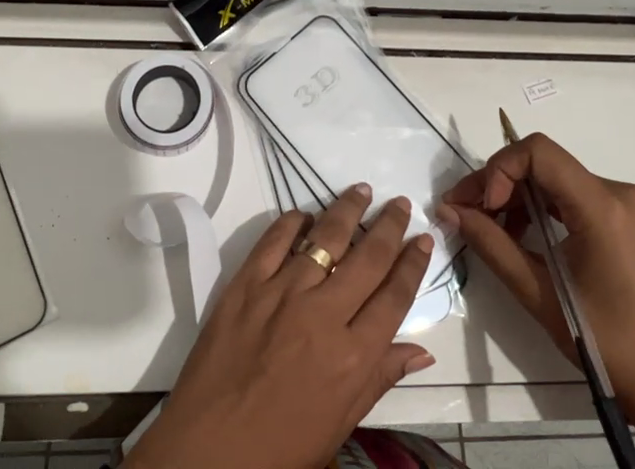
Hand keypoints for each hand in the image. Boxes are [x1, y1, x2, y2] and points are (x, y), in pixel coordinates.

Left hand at [125, 184, 436, 468]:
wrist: (210, 449)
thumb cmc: (282, 446)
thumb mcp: (342, 421)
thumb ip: (380, 377)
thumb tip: (421, 350)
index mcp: (353, 355)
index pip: (395, 295)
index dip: (414, 263)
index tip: (424, 239)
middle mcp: (324, 315)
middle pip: (367, 258)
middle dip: (389, 226)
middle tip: (400, 203)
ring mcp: (282, 294)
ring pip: (325, 239)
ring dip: (347, 211)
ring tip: (362, 191)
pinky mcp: (245, 285)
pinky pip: (273, 242)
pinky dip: (291, 222)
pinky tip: (304, 214)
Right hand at [439, 133, 634, 467]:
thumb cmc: (605, 341)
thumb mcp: (539, 293)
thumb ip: (491, 244)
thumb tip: (450, 211)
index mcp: (603, 207)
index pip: (539, 152)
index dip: (499, 170)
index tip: (479, 207)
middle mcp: (618, 193)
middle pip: (543, 163)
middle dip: (498, 184)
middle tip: (462, 213)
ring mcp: (625, 204)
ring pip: (554, 178)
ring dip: (515, 196)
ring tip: (486, 228)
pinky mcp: (624, 219)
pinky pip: (570, 196)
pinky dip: (539, 207)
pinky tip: (519, 236)